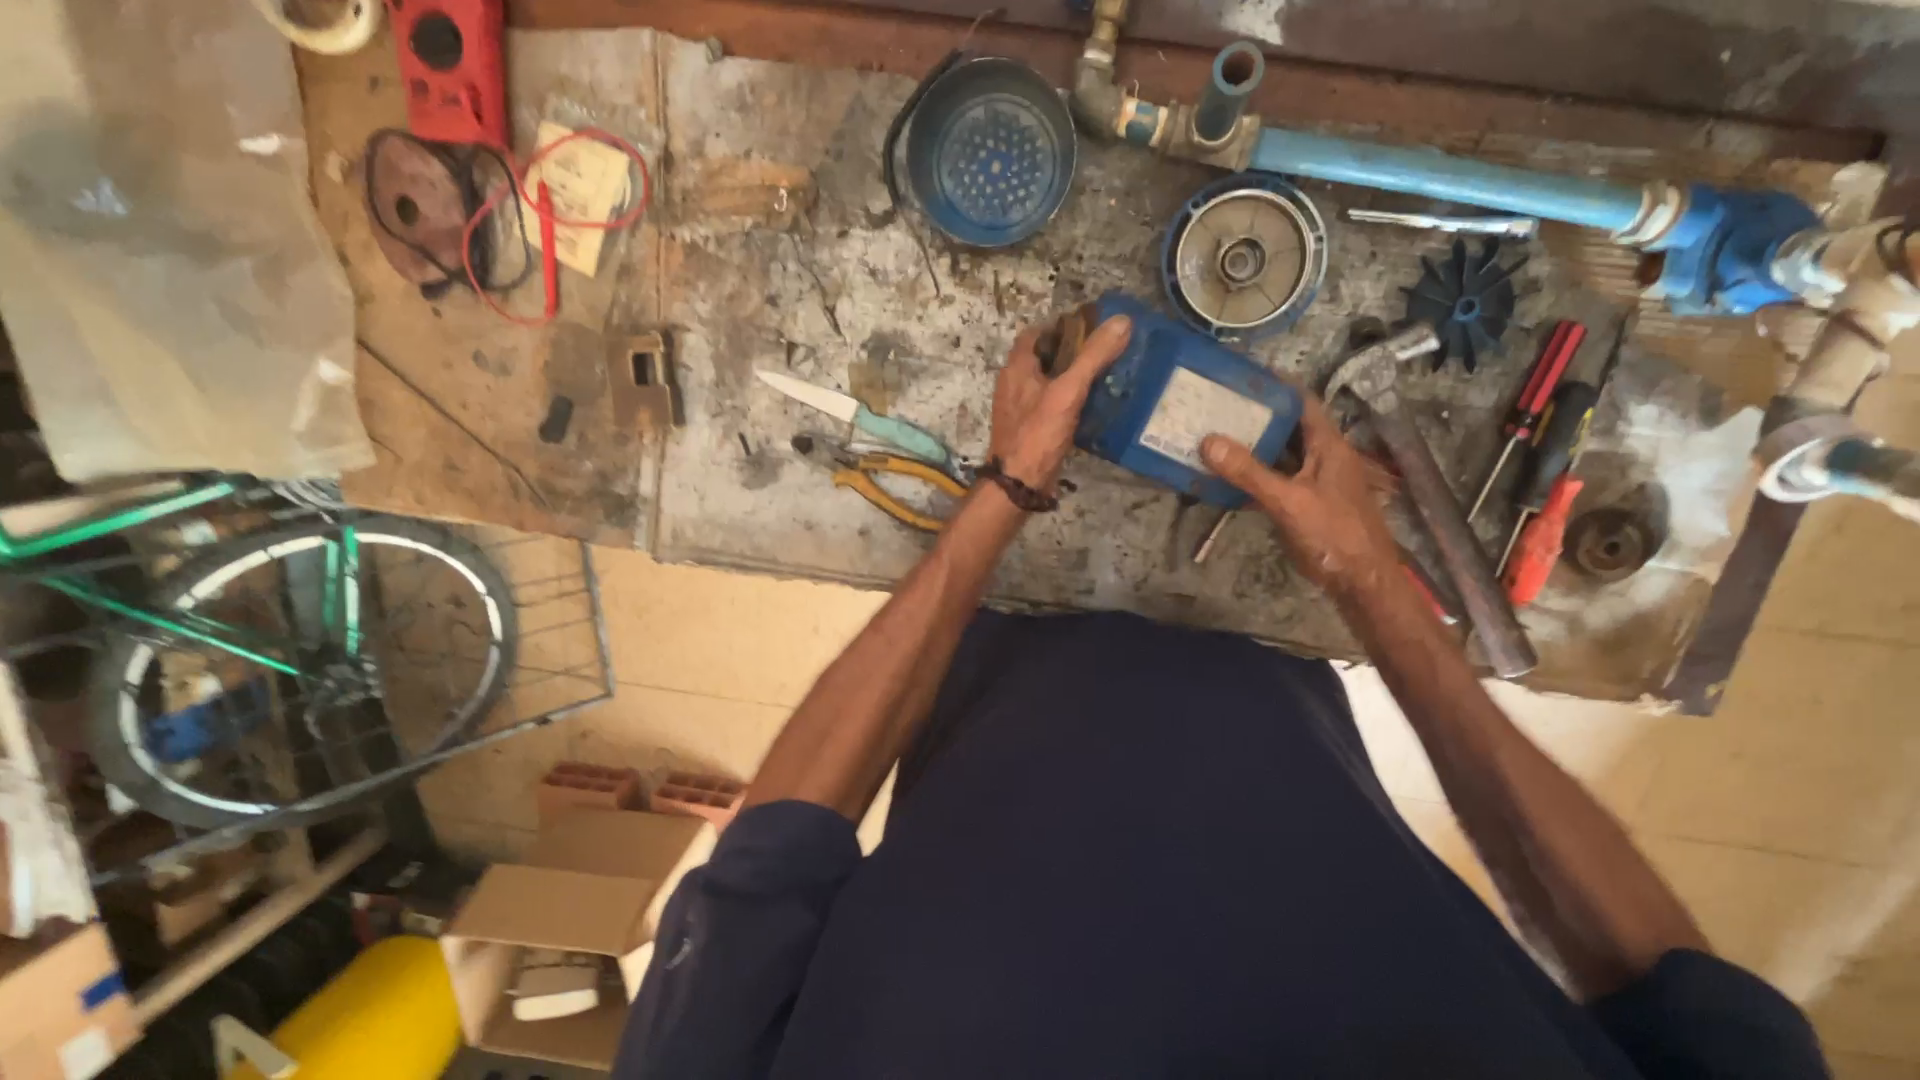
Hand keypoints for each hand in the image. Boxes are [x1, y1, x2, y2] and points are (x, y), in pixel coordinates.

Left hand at [988, 314, 1131, 493]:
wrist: (1018, 484)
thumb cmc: (1038, 434)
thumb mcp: (1068, 391)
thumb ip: (1093, 357)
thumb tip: (1122, 321)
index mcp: (1017, 368)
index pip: (1036, 333)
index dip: (1061, 327)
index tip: (1091, 328)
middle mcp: (1014, 384)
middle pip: (1043, 357)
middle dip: (1071, 352)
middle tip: (1103, 351)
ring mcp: (1020, 409)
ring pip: (1047, 382)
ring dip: (1071, 377)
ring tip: (1103, 375)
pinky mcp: (1029, 429)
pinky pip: (1050, 406)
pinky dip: (1068, 401)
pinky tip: (1090, 406)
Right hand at [1201, 393, 1401, 599]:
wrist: (1360, 581)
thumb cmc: (1333, 534)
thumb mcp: (1288, 501)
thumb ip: (1249, 472)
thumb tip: (1208, 441)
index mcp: (1328, 446)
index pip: (1303, 402)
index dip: (1277, 385)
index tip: (1242, 375)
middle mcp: (1322, 458)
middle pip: (1288, 427)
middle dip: (1256, 416)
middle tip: (1217, 405)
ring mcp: (1314, 483)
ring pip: (1280, 456)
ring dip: (1251, 447)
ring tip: (1214, 434)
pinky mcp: (1304, 505)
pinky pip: (1274, 481)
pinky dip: (1252, 477)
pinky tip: (1224, 477)